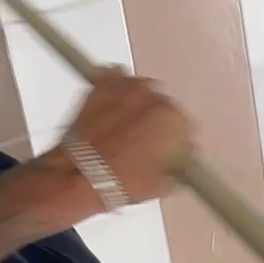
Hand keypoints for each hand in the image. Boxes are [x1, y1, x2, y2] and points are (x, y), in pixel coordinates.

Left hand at [57, 68, 192, 205]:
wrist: (78, 172)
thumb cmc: (119, 180)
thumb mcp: (160, 185)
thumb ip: (175, 168)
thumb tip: (176, 166)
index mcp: (174, 119)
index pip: (184, 125)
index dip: (174, 138)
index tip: (166, 147)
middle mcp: (155, 96)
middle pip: (162, 105)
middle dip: (154, 120)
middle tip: (140, 139)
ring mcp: (127, 86)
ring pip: (140, 90)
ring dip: (136, 103)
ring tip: (122, 124)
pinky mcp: (102, 82)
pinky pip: (116, 77)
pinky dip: (115, 88)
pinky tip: (110, 106)